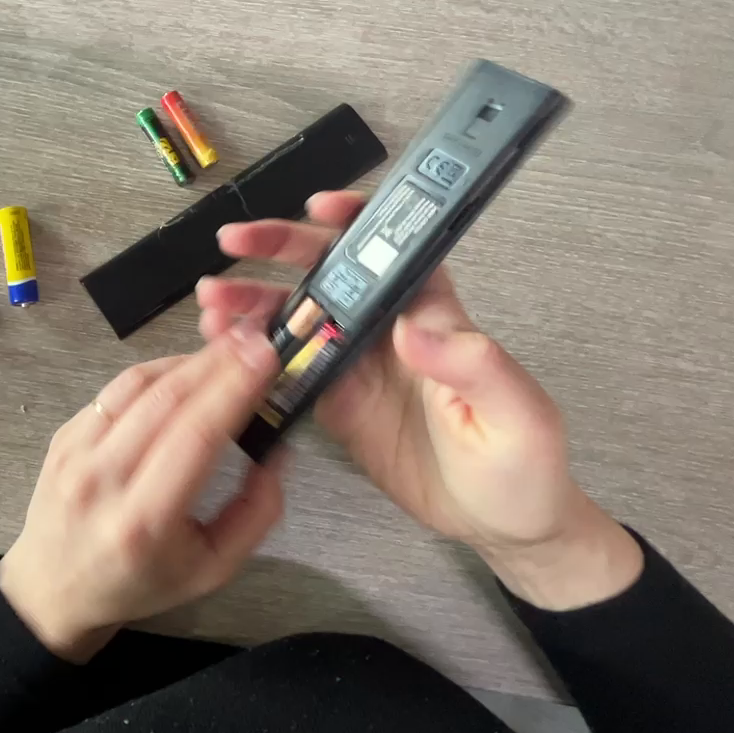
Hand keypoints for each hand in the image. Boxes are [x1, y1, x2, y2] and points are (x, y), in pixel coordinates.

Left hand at [0, 329, 287, 660]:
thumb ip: (255, 513)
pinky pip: (115, 390)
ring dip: (186, 361)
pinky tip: (183, 371)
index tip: (265, 355)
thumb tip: (278, 449)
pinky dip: (155, 373)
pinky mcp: (63, 433)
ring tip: (226, 350)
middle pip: (166, 401)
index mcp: (143, 522)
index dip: (232, 389)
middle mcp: (102, 478)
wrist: (53, 586)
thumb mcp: (212, 570)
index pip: (194, 436)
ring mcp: (75, 451)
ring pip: (137, 385)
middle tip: (255, 339)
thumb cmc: (140, 582)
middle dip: (216, 363)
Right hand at [197, 190, 640, 609]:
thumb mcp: (518, 416)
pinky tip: (222, 346)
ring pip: (295, 316)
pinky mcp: (331, 398)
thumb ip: (476, 367)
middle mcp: (385, 327)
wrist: (496, 526)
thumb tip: (414, 329)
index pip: (391, 251)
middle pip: (326, 272)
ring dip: (252, 302)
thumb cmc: (522, 466)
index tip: (316, 206)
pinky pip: (286, 367)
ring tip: (211, 301)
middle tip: (232, 242)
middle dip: (277, 248)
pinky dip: (252, 353)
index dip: (354, 220)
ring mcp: (354, 362)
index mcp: (431, 313)